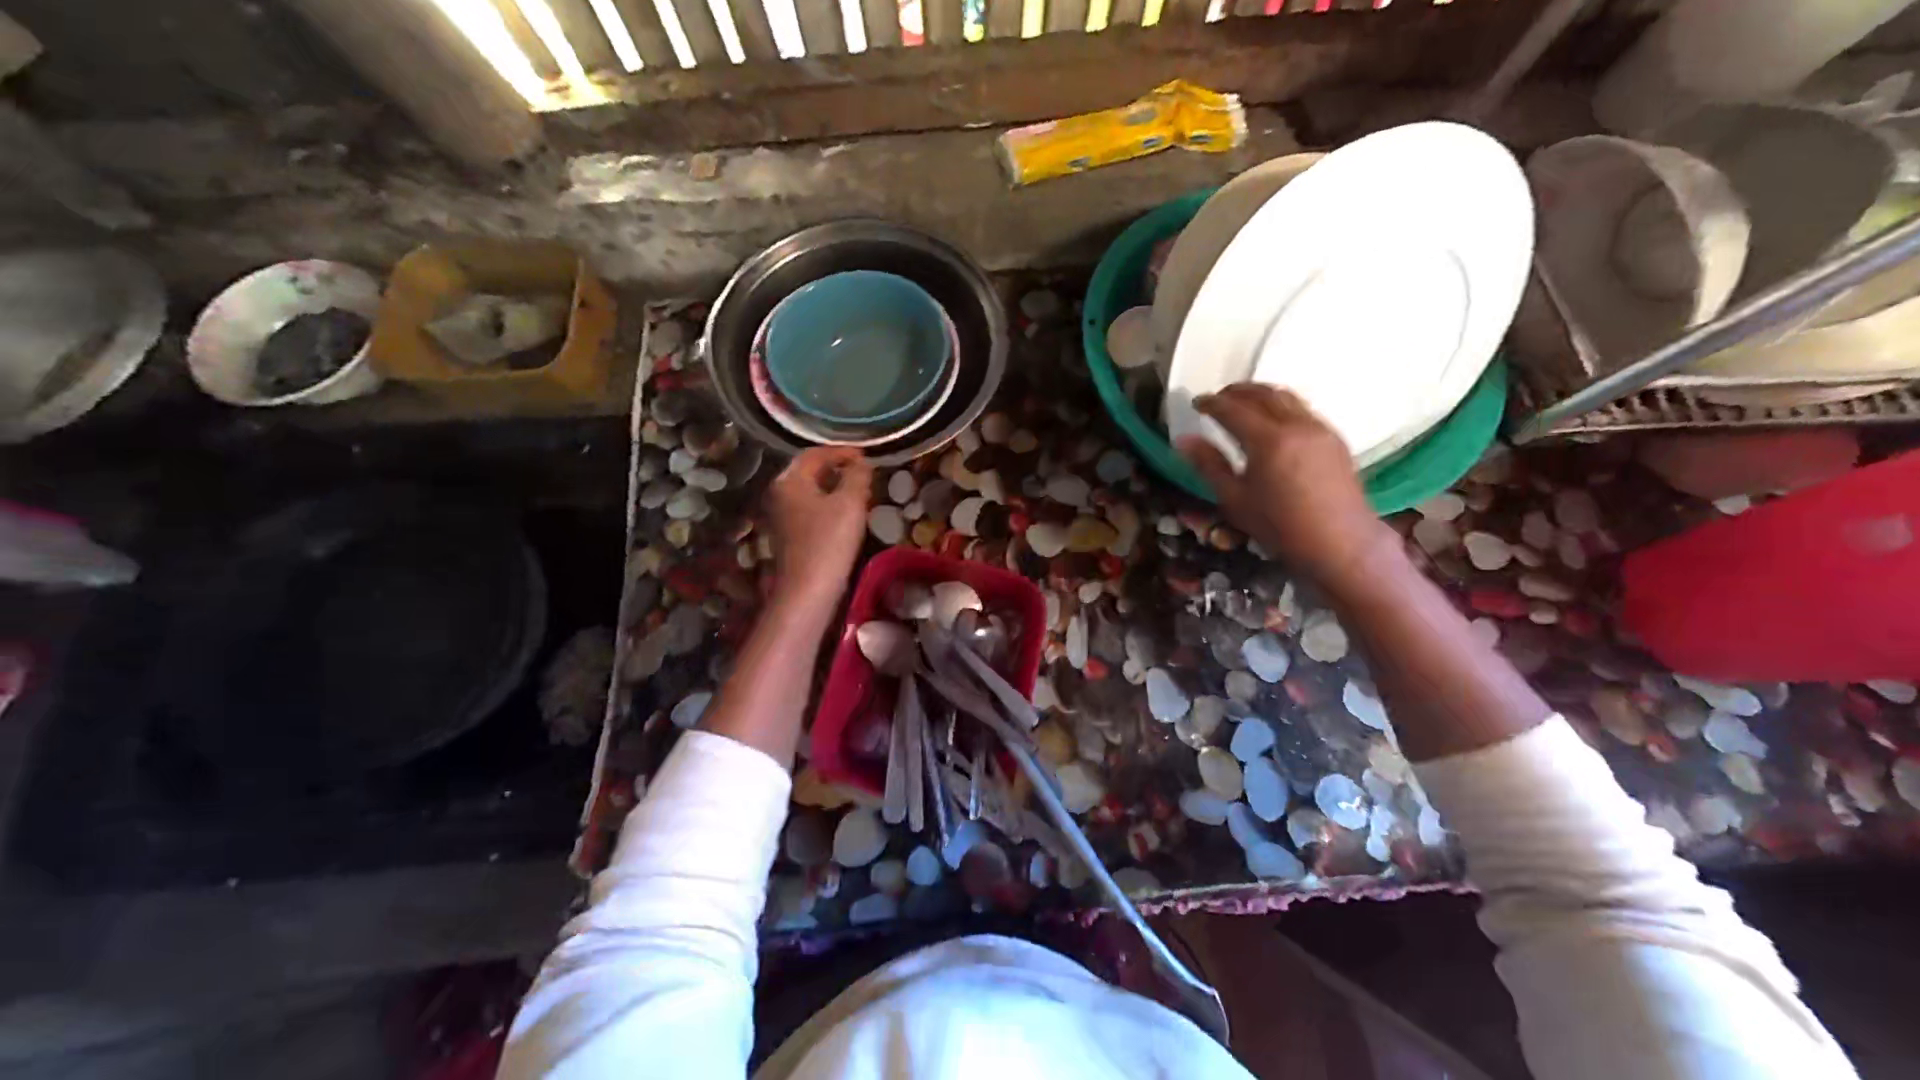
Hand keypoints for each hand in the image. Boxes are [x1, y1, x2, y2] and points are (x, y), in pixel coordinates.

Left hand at [765, 446, 872, 606]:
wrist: (807, 590)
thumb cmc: (829, 541)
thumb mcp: (850, 503)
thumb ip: (857, 476)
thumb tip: (861, 463)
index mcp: (790, 480)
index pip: (815, 454)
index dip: (842, 452)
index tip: (866, 457)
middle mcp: (779, 494)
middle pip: (810, 471)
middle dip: (838, 469)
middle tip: (864, 473)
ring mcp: (781, 516)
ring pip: (811, 492)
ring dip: (835, 488)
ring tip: (860, 492)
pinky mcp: (788, 535)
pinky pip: (810, 510)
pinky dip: (829, 505)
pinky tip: (847, 515)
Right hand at [1176, 384, 1395, 590]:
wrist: (1340, 542)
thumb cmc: (1280, 526)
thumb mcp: (1234, 500)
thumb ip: (1209, 465)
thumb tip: (1184, 440)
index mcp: (1268, 440)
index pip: (1233, 409)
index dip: (1211, 404)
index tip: (1196, 403)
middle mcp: (1296, 425)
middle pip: (1263, 394)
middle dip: (1237, 391)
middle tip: (1218, 398)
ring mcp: (1319, 428)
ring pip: (1286, 397)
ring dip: (1261, 394)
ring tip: (1244, 403)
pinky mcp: (1334, 437)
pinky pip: (1302, 409)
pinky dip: (1281, 405)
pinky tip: (1273, 421)